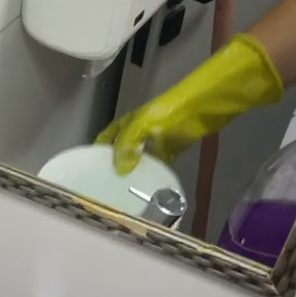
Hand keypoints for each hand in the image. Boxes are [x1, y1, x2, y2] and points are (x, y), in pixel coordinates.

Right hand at [95, 33, 283, 173]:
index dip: (96, 152)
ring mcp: (156, 139)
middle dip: (113, 166)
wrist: (206, 104)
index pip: (105, 138)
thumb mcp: (143, 125)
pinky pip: (159, 162)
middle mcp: (139, 131)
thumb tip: (118, 171)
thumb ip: (127, 146)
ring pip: (139, 158)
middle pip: (121, 150)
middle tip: (106, 188)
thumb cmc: (171, 111)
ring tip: (124, 192)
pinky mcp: (173, 147)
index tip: (89, 172)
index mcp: (128, 122)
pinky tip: (149, 186)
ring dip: (133, 172)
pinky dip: (154, 173)